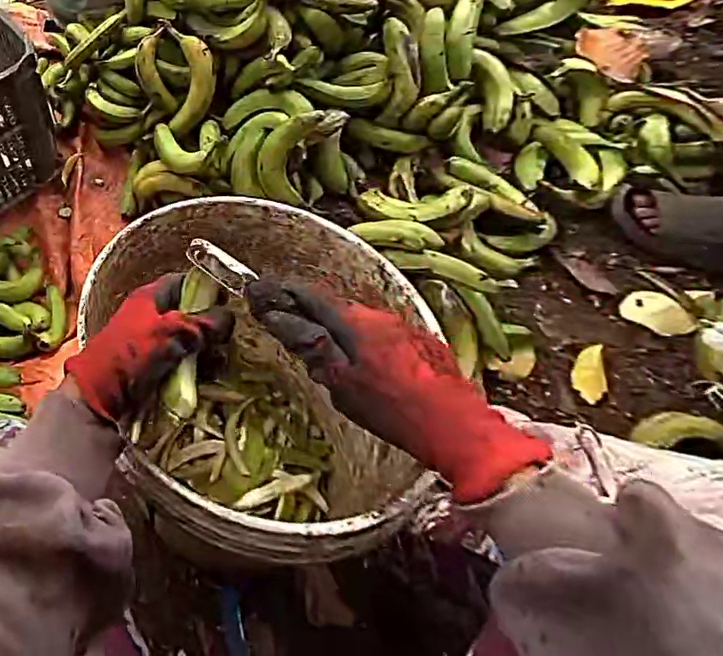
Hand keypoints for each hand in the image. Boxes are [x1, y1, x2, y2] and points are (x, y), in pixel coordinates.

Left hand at [64, 273, 232, 424]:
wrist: (99, 397)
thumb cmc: (131, 355)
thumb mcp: (170, 333)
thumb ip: (201, 324)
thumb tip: (229, 316)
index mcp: (148, 298)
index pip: (181, 282)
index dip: (205, 288)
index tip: (228, 301)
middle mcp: (149, 316)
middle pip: (187, 313)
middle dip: (208, 325)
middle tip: (228, 337)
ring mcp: (150, 342)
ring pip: (186, 339)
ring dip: (204, 349)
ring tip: (221, 360)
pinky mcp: (152, 366)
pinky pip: (180, 361)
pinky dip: (195, 367)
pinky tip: (208, 375)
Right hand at [248, 278, 548, 502]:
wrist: (462, 431)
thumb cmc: (394, 409)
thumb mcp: (342, 383)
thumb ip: (312, 348)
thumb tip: (281, 320)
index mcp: (355, 321)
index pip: (309, 294)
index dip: (281, 291)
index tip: (259, 290)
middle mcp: (378, 315)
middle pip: (333, 305)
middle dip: (307, 309)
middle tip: (284, 320)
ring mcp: (403, 328)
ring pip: (358, 320)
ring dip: (336, 327)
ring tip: (322, 347)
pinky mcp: (422, 344)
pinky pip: (380, 334)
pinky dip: (361, 340)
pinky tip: (362, 363)